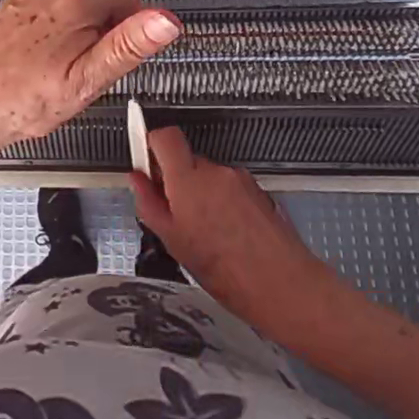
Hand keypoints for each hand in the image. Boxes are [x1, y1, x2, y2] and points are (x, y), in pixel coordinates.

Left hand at [0, 0, 181, 154]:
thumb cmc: (24, 102)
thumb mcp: (87, 81)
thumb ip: (128, 45)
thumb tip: (165, 20)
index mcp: (73, 3)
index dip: (132, 21)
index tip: (116, 48)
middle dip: (113, 12)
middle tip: (98, 53)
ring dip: (90, 12)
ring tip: (74, 54)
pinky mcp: (17, 1)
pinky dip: (66, 13)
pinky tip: (54, 48)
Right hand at [130, 127, 334, 322]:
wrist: (280, 282)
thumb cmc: (226, 269)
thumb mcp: (173, 240)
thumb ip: (150, 203)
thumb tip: (137, 180)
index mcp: (189, 179)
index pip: (165, 137)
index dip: (152, 146)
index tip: (147, 165)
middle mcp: (216, 171)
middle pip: (187, 159)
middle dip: (177, 180)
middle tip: (175, 213)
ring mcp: (239, 178)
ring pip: (209, 176)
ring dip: (202, 194)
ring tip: (205, 231)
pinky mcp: (257, 189)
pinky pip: (229, 186)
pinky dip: (223, 202)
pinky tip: (226, 233)